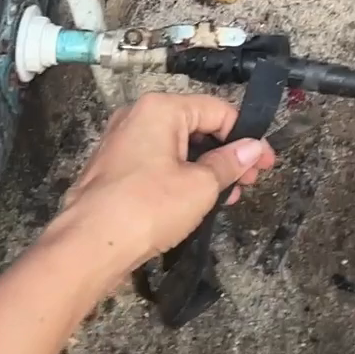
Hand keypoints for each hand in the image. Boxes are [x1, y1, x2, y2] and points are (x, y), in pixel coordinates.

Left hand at [52, 93, 276, 277]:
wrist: (88, 245)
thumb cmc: (146, 208)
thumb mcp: (200, 186)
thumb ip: (230, 163)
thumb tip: (253, 148)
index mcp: (160, 108)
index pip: (217, 110)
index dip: (246, 136)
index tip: (265, 163)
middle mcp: (138, 115)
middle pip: (196, 126)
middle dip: (226, 154)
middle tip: (248, 183)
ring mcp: (122, 141)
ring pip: (177, 146)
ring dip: (206, 169)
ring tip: (226, 198)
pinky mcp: (114, 166)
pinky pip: (157, 161)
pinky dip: (181, 176)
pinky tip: (196, 202)